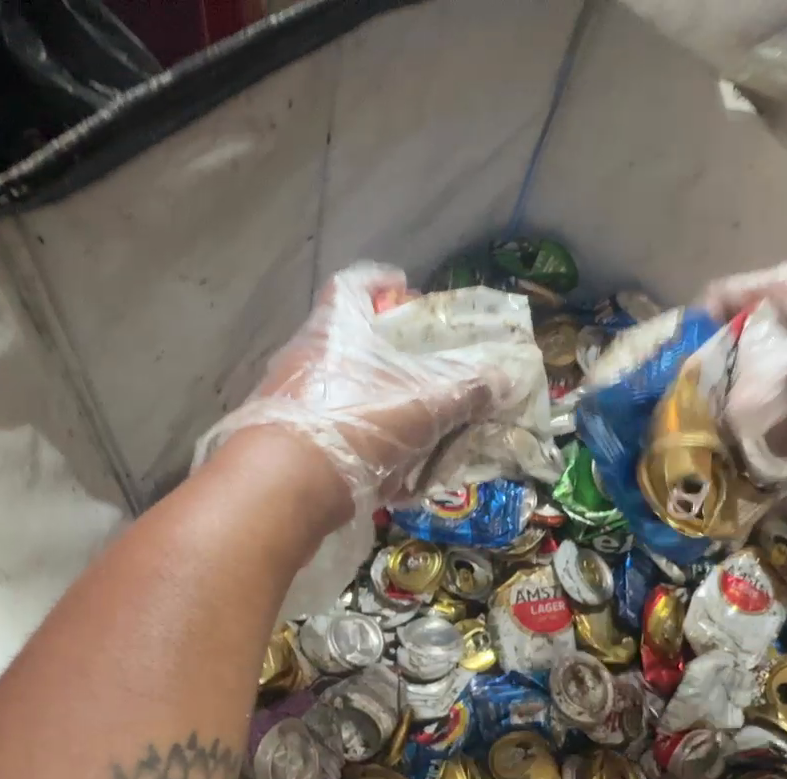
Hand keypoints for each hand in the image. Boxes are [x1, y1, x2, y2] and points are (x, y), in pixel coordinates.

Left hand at [195, 263, 544, 511]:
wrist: (281, 488)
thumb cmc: (355, 425)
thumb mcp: (422, 406)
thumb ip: (465, 390)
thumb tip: (505, 378)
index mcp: (335, 328)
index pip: (354, 284)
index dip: (383, 282)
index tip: (407, 291)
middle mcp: (305, 354)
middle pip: (349, 339)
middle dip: (387, 353)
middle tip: (423, 371)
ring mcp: (287, 397)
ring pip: (339, 387)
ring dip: (373, 401)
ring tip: (410, 426)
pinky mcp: (280, 439)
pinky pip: (328, 428)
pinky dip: (356, 440)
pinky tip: (382, 470)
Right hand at [698, 260, 786, 479]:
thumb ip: (778, 384)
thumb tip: (732, 419)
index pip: (722, 298)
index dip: (695, 327)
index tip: (675, 368)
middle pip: (735, 339)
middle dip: (713, 372)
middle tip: (689, 412)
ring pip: (759, 372)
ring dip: (741, 400)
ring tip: (713, 434)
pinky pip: (786, 397)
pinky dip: (771, 416)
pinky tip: (754, 441)